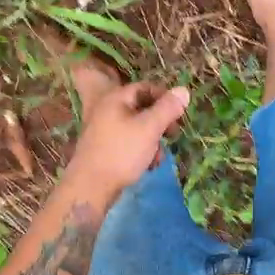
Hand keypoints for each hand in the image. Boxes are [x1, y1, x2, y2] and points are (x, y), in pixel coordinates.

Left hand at [63, 82, 189, 202]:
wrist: (90, 187)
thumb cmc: (122, 152)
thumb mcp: (149, 128)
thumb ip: (167, 109)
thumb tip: (183, 89)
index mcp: (116, 98)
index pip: (145, 87)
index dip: (164, 97)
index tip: (179, 112)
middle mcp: (107, 109)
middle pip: (141, 108)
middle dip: (160, 122)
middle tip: (173, 134)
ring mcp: (104, 130)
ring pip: (137, 128)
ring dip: (153, 139)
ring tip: (159, 156)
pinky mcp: (104, 148)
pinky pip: (128, 142)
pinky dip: (141, 150)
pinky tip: (148, 165)